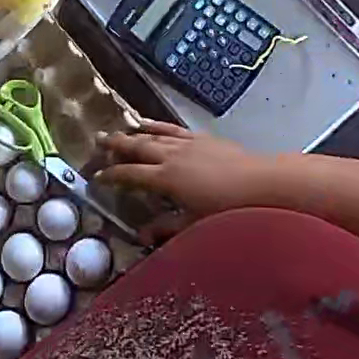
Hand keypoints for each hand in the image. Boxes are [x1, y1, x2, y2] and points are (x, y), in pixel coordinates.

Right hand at [96, 123, 287, 242]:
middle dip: (117, 145)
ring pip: (154, 134)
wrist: (261, 183)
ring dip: (134, 133)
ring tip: (120, 130)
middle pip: (138, 147)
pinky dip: (158, 125)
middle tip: (99, 141)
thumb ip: (166, 227)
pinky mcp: (202, 137)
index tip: (97, 177)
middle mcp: (171, 156)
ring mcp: (187, 143)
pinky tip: (150, 124)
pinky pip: (173, 129)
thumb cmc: (228, 209)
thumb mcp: (195, 224)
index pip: (131, 175)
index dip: (112, 175)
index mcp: (166, 179)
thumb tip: (140, 234)